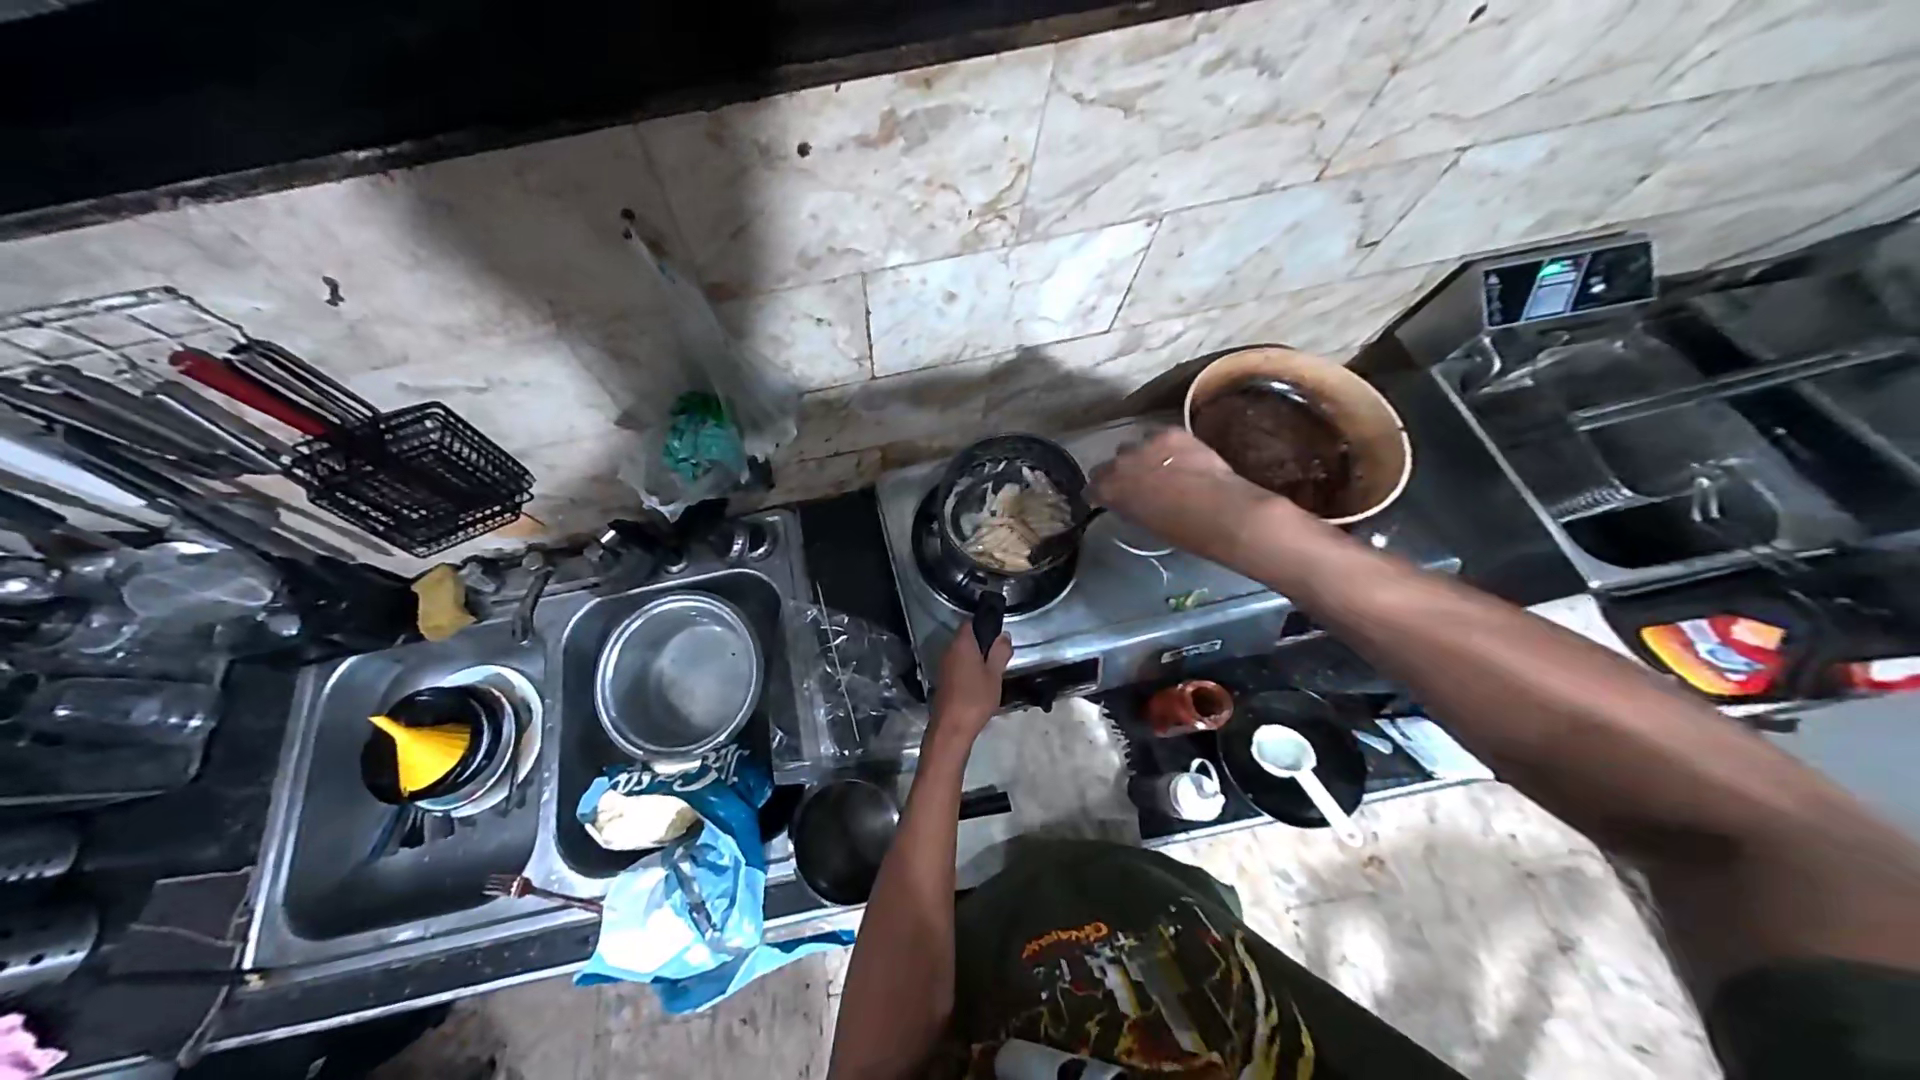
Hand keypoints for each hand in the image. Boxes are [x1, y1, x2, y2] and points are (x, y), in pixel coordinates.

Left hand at [929, 619, 1012, 747]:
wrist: (952, 727)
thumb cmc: (976, 698)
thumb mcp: (995, 674)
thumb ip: (1000, 652)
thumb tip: (1004, 635)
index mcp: (961, 643)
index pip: (970, 622)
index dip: (984, 625)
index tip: (998, 635)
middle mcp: (949, 650)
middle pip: (966, 638)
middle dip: (982, 643)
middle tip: (1001, 655)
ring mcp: (943, 665)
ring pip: (961, 654)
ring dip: (975, 658)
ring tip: (993, 670)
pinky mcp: (942, 680)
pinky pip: (957, 666)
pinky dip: (968, 669)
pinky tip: (980, 682)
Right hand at [1088, 427, 1288, 563]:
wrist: (1219, 511)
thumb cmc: (1180, 530)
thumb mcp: (1142, 522)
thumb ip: (1127, 506)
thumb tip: (1129, 500)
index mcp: (1108, 490)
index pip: (1092, 487)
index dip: (1102, 493)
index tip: (1111, 498)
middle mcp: (1119, 462)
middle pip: (1110, 463)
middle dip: (1120, 472)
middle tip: (1138, 483)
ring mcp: (1144, 444)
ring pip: (1134, 446)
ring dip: (1142, 456)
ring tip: (1161, 467)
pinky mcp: (1170, 433)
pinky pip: (1160, 437)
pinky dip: (1166, 446)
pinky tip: (1181, 457)